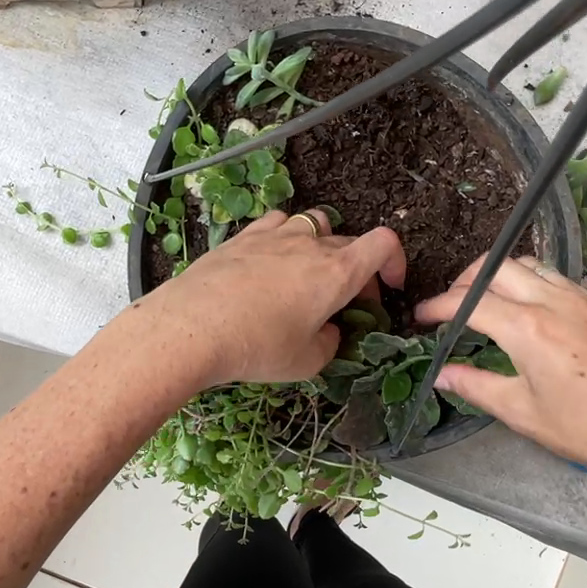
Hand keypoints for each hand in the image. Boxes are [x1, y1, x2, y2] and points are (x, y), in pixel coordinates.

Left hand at [126, 210, 405, 387]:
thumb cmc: (257, 347)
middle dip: (356, 270)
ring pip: (313, 225)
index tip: (388, 288)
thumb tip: (329, 331)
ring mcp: (275, 234)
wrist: (191, 325)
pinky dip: (284, 239)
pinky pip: (277, 225)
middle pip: (349, 242)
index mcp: (337, 271)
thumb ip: (330, 343)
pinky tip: (271, 262)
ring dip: (321, 246)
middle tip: (343, 304)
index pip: (384, 243)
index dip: (395, 262)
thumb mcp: (307, 362)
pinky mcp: (243, 236)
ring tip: (307, 275)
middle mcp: (311, 244)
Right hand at [415, 257, 586, 506]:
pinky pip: (557, 278)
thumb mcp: (524, 414)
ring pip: (530, 266)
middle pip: (497, 268)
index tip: (421, 318)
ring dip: (499, 276)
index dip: (438, 306)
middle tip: (450, 306)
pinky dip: (530, 283)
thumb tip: (440, 375)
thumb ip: (476, 387)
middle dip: (465, 280)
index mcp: (528, 329)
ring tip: (485, 302)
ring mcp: (584, 299)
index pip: (469, 302)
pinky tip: (529, 312)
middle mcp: (555, 302)